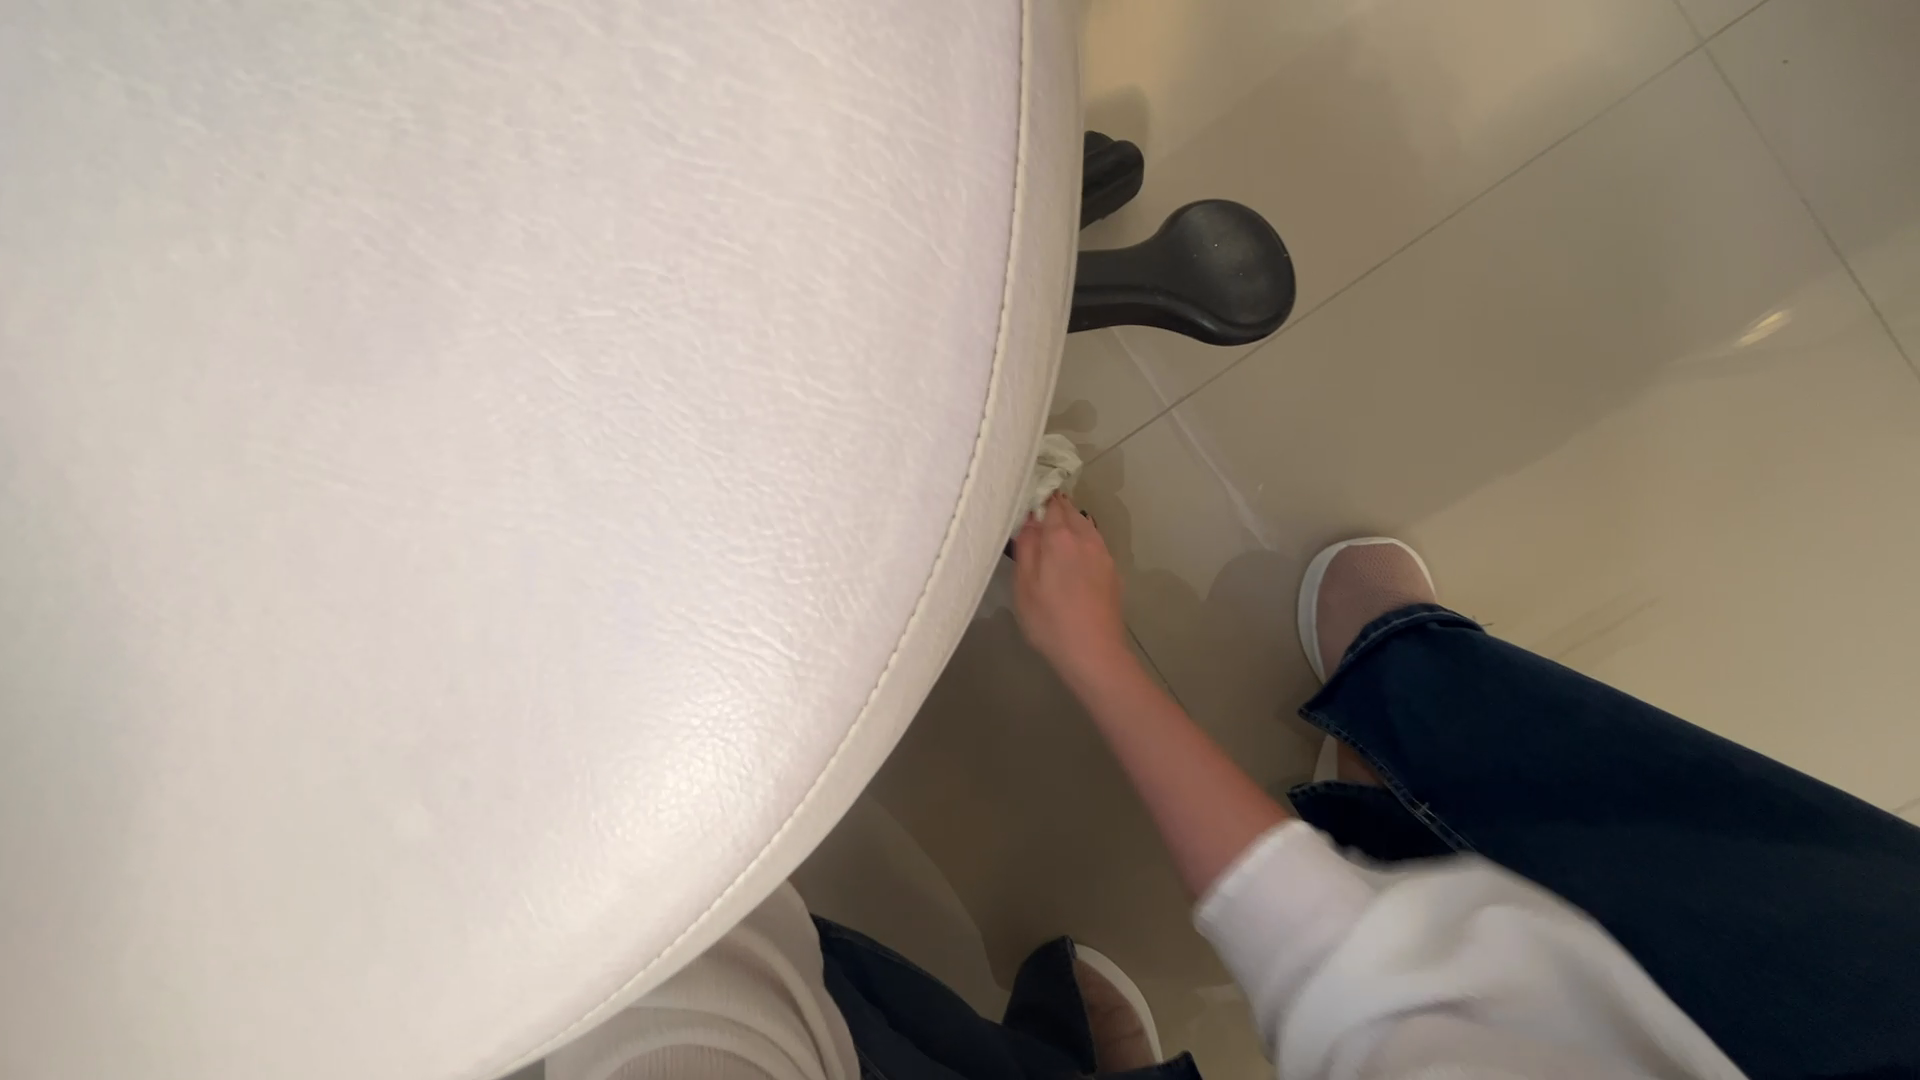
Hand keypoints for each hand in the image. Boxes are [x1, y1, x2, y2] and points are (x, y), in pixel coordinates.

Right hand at [1013, 494, 1136, 686]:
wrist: (1095, 653)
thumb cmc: (1050, 621)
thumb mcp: (1024, 587)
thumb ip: (1026, 548)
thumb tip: (1028, 520)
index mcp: (1060, 538)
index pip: (1051, 503)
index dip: (1039, 497)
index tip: (1027, 499)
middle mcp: (1085, 538)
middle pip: (1070, 511)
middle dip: (1055, 508)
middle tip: (1037, 515)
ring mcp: (1103, 555)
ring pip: (1086, 526)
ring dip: (1070, 524)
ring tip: (1054, 535)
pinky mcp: (1112, 572)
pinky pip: (1094, 544)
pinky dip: (1082, 541)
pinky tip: (1073, 558)